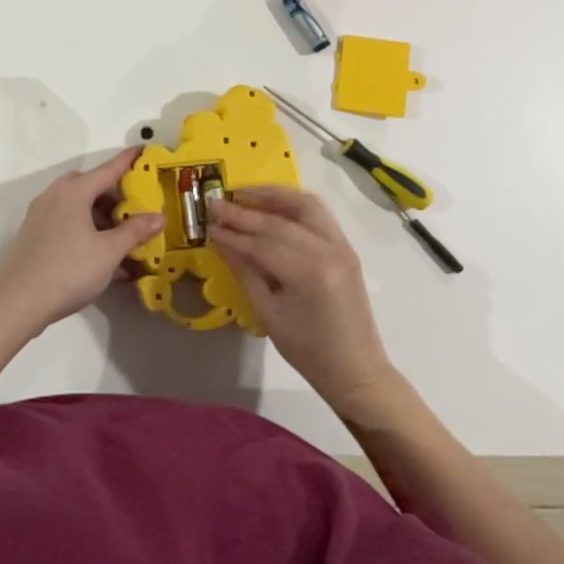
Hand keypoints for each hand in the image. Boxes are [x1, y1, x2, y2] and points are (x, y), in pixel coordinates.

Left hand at [0, 147, 163, 334]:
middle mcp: (55, 195)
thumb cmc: (69, 271)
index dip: (128, 160)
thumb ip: (135, 231)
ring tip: (121, 236)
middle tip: (134, 207)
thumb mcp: (109, 252)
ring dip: (99, 214)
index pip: (108, 169)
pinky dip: (85, 228)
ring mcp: (41, 214)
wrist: (19, 302)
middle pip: (89, 185)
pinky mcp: (34, 234)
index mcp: (74, 192)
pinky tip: (100, 253)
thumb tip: (159, 216)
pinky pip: (66, 221)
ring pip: (77, 204)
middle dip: (113, 193)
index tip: (143, 149)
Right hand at [208, 188, 394, 404]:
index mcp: (309, 273)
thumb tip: (220, 241)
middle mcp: (329, 251)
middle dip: (244, 211)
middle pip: (280, 221)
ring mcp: (341, 246)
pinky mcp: (346, 247)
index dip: (232, 232)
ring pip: (304, 205)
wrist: (356, 368)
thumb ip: (245, 271)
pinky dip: (293, 204)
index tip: (207, 224)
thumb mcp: (268, 314)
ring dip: (272, 196)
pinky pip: (318, 214)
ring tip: (243, 194)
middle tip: (215, 204)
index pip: (262, 242)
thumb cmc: (308, 351)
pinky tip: (271, 205)